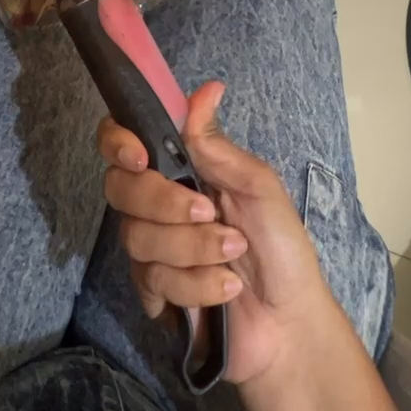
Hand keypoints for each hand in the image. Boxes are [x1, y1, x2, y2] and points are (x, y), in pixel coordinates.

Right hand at [98, 81, 354, 385]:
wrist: (292, 322)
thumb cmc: (281, 245)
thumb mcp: (259, 187)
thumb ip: (219, 144)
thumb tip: (208, 88)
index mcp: (178, 167)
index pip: (121, 139)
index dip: (118, 142)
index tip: (141, 157)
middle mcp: (156, 201)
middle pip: (119, 187)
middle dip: (166, 203)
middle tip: (211, 212)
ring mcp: (151, 247)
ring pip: (137, 237)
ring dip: (193, 248)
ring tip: (234, 255)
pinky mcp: (153, 290)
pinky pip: (152, 280)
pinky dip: (197, 285)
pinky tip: (226, 289)